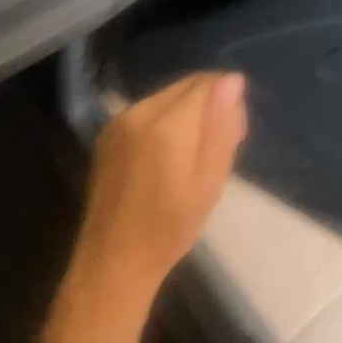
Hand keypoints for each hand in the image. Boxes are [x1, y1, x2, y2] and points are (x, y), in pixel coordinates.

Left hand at [71, 72, 247, 293]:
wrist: (112, 262)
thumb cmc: (170, 229)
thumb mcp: (210, 182)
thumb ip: (222, 127)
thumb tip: (233, 79)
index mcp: (168, 124)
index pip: (208, 82)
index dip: (228, 101)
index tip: (234, 135)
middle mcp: (140, 111)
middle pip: (186, 86)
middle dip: (208, 104)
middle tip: (217, 149)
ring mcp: (119, 121)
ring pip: (167, 97)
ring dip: (186, 113)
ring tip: (191, 158)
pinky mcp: (107, 134)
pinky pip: (147, 111)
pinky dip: (164, 122)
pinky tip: (165, 159)